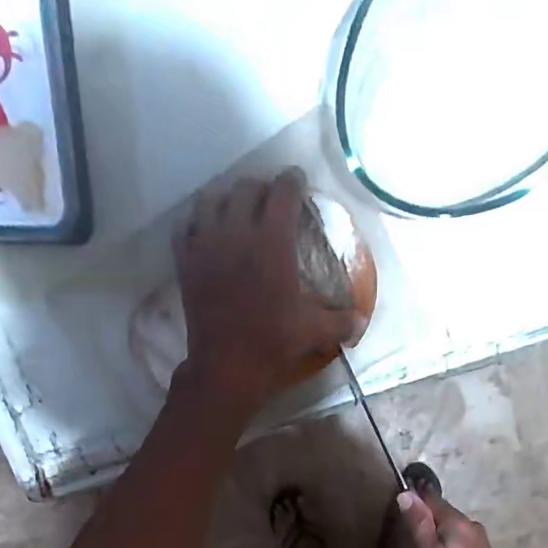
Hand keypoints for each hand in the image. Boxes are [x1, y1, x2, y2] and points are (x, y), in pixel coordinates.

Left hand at [173, 168, 364, 417]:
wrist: (226, 366)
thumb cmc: (272, 343)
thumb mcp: (314, 332)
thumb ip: (342, 321)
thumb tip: (362, 322)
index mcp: (272, 241)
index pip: (283, 191)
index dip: (293, 181)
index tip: (297, 181)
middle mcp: (237, 232)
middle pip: (245, 188)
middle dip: (260, 188)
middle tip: (269, 200)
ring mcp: (205, 245)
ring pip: (210, 199)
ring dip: (226, 198)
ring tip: (235, 209)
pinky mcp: (185, 262)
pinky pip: (185, 227)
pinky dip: (196, 222)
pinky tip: (205, 231)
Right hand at [395, 489, 530, 547]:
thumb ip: (418, 524)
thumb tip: (406, 493)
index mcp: (456, 520)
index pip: (431, 497)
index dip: (413, 499)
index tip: (397, 509)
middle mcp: (470, 523)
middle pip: (442, 512)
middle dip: (424, 517)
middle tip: (405, 531)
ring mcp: (480, 539)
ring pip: (452, 527)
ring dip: (436, 532)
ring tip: (420, 547)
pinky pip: (460, 539)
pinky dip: (447, 543)